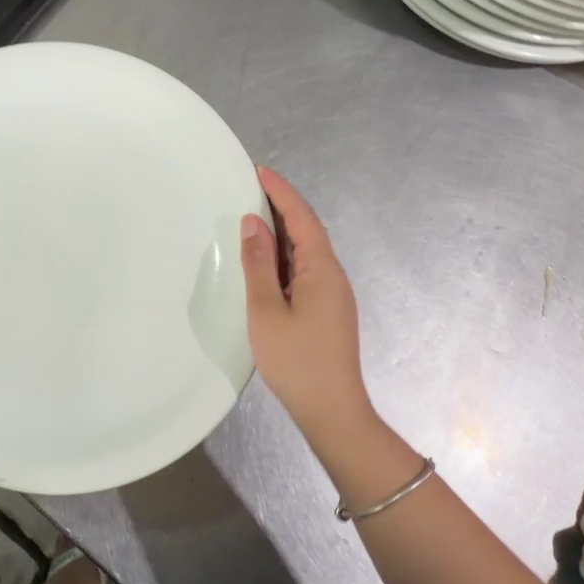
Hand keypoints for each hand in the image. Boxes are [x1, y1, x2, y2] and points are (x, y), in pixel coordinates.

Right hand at [240, 167, 374, 453]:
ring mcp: (333, 295)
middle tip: (250, 188)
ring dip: (282, 231)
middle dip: (282, 206)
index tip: (259, 170)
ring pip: (306, 251)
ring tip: (251, 216)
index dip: (282, 192)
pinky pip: (305, 268)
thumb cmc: (296, 361)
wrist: (333, 413)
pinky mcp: (327, 311)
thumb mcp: (266, 310)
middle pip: (308, 230)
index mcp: (322, 269)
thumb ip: (258, 264)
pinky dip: (284, 255)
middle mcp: (333, 275)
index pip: (302, 218)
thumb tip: (252, 222)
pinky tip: (265, 260)